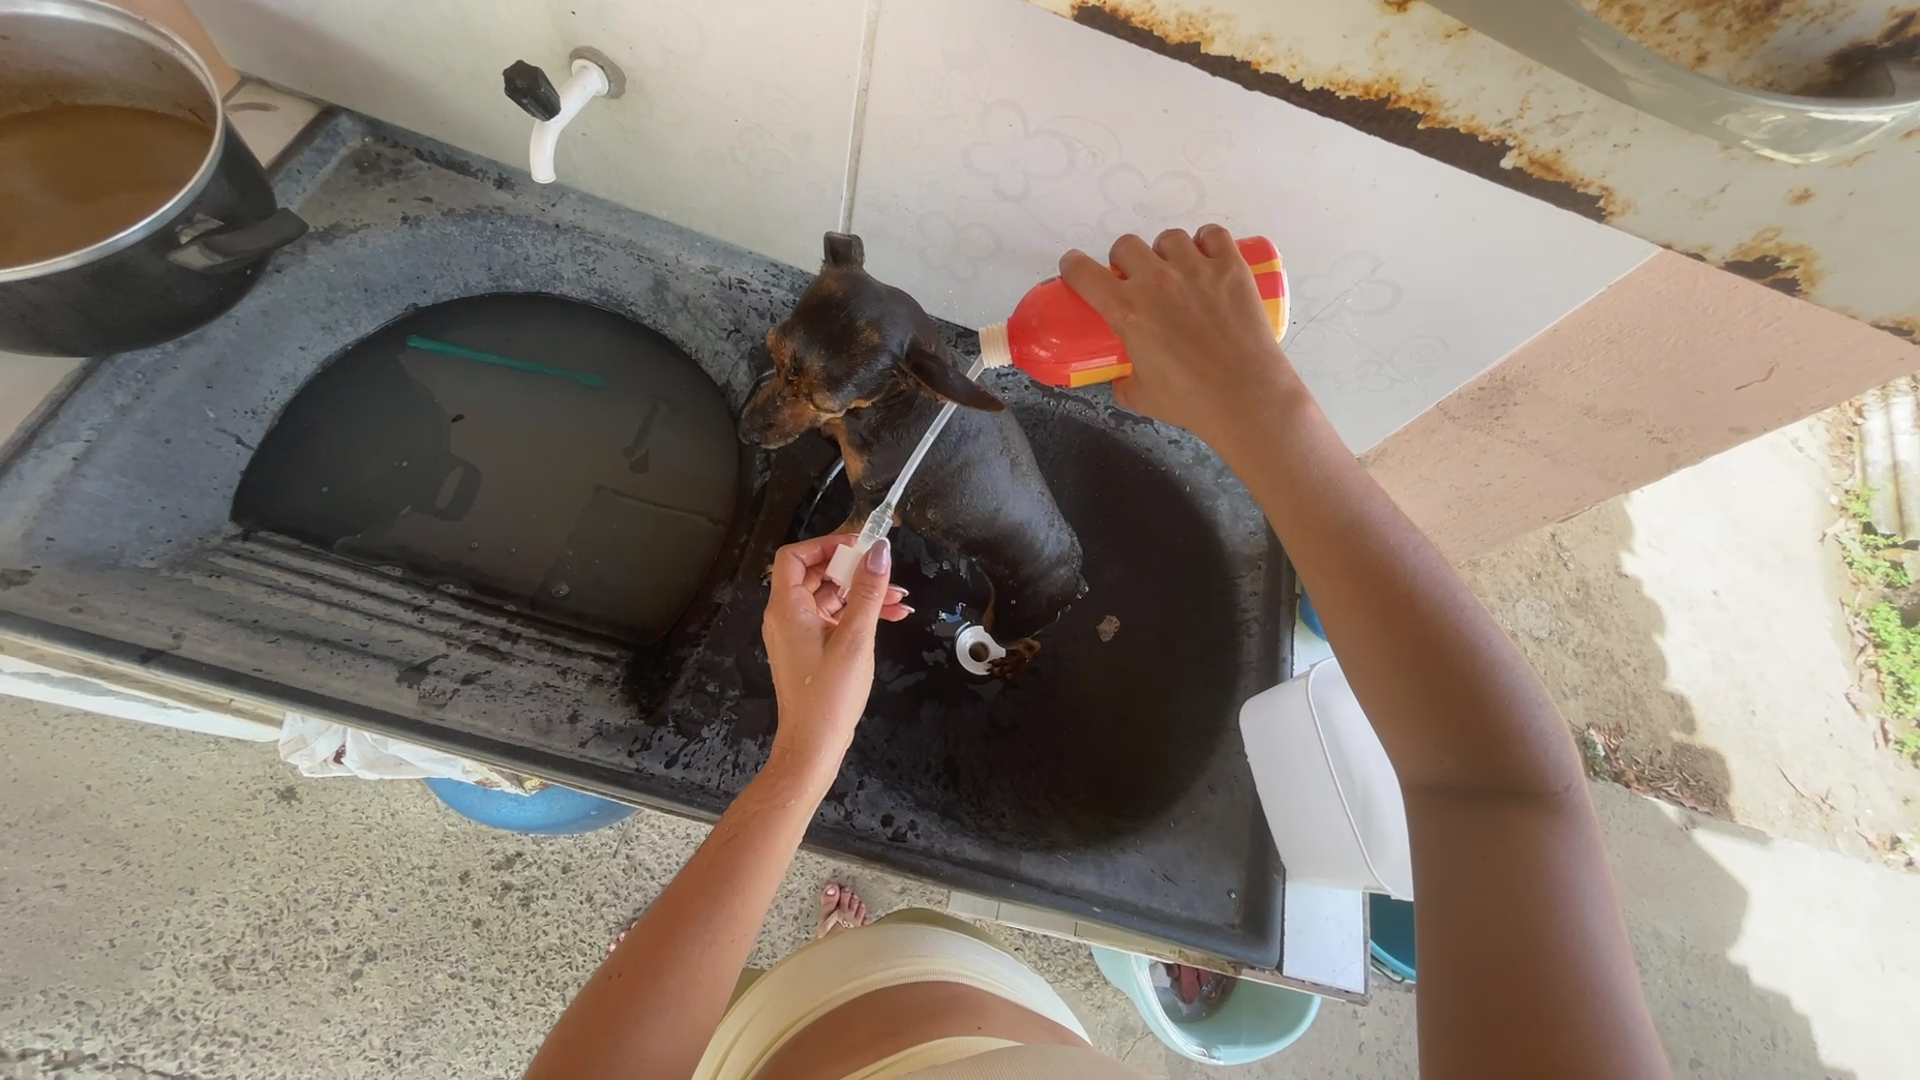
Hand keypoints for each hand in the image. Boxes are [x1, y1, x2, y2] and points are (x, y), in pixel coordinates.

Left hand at [761, 534, 909, 774]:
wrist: (814, 744)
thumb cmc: (829, 694)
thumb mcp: (855, 638)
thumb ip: (868, 591)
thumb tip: (879, 552)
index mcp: (787, 608)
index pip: (794, 557)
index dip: (825, 545)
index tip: (859, 546)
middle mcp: (787, 616)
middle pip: (816, 574)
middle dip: (853, 569)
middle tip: (884, 570)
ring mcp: (799, 633)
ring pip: (830, 596)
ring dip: (863, 592)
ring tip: (898, 598)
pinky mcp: (811, 648)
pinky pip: (834, 618)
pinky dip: (859, 613)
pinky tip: (891, 615)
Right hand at [1059, 225, 1298, 449]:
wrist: (1243, 395)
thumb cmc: (1188, 400)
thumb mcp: (1139, 396)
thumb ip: (1123, 381)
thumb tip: (1122, 377)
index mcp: (1126, 311)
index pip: (1084, 272)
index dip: (1073, 266)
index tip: (1075, 268)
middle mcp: (1156, 282)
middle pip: (1126, 246)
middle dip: (1123, 261)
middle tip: (1134, 281)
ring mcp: (1196, 269)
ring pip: (1169, 238)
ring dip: (1164, 252)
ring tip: (1174, 272)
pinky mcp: (1231, 267)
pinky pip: (1213, 235)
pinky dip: (1206, 241)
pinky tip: (1206, 256)